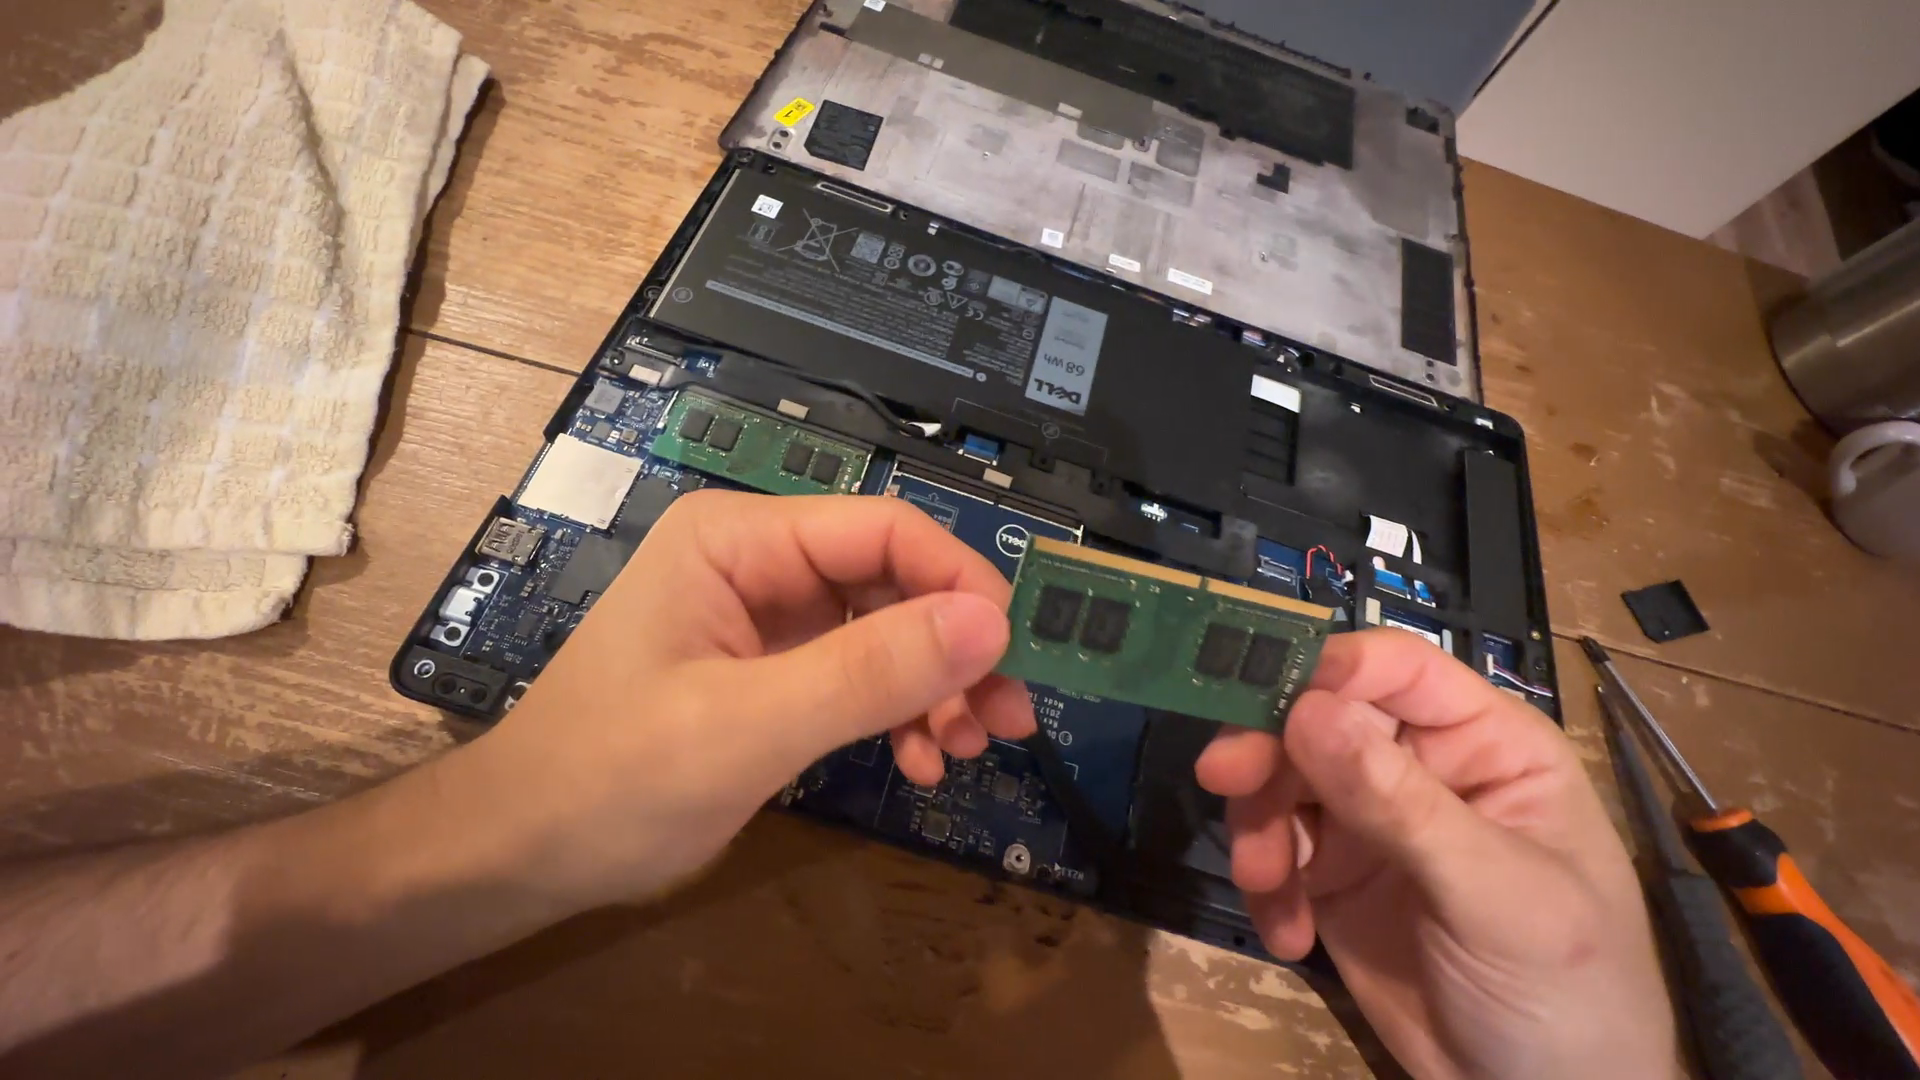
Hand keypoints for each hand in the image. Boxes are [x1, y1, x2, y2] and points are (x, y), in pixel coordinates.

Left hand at [452, 491, 1035, 910]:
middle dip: (953, 649)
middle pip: (895, 582)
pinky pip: (864, 675)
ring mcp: (773, 618)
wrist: (521, 856)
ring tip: (966, 748)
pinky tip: (920, 761)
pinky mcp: (779, 670)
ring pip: (890, 631)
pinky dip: (901, 714)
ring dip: (936, 688)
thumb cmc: (610, 781)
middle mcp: (763, 562)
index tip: (1014, 651)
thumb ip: (869, 672)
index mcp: (741, 538)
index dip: (958, 580)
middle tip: (1008, 717)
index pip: (883, 530)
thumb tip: (992, 625)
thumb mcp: (747, 727)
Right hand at [1196, 630, 1675, 1079]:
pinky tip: (1289, 934)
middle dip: (1266, 751)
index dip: (1326, 669)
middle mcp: (1412, 763)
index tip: (1261, 696)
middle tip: (1223, 779)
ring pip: (1277, 778)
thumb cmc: (1568, 994)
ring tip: (1267, 887)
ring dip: (1258, 828)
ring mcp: (1363, 816)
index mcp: (1478, 743)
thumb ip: (1402, 804)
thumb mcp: (1496, 897)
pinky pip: (1269, 847)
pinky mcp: (1326, 869)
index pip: (1393, 669)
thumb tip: (1307, 710)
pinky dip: (1265, 885)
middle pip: (1313, 717)